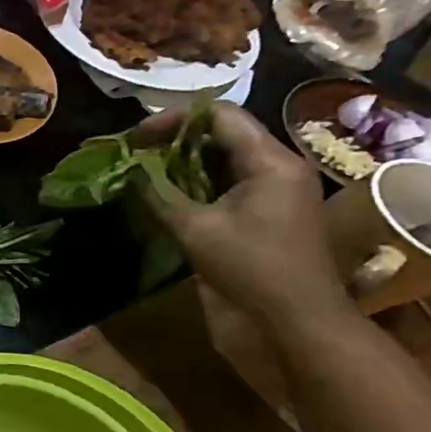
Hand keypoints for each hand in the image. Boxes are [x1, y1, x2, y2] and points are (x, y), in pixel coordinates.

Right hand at [135, 102, 354, 325]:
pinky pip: (236, 176)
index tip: (138, 137)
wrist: (300, 316)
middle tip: (140, 153)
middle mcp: (281, 163)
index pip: (220, 115)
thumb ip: (160, 194)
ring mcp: (283, 184)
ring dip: (189, 159)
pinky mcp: (277, 205)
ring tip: (151, 170)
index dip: (174, 119)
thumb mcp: (195, 229)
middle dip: (178, 138)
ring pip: (229, 154)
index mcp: (269, 161)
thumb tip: (130, 172)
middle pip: (225, 131)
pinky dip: (204, 178)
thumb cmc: (250, 267)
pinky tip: (177, 192)